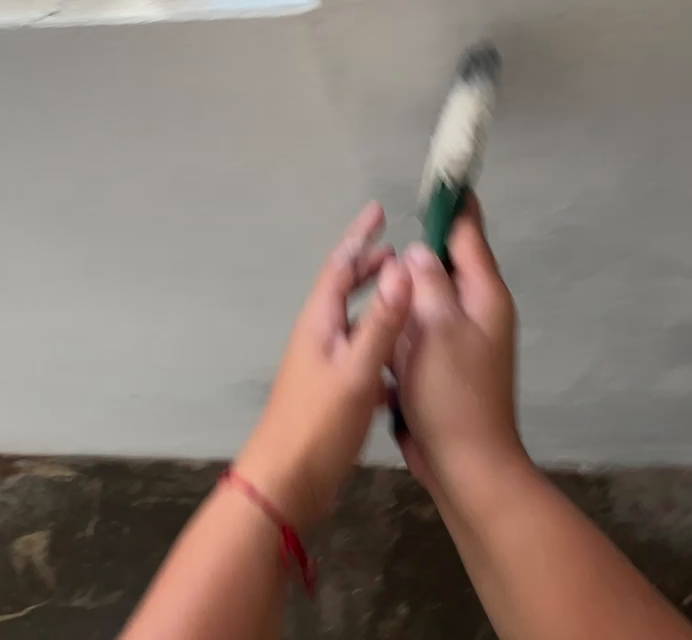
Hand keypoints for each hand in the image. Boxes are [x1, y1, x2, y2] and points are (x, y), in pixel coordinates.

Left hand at [236, 202, 410, 527]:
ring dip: (377, 304)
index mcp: (319, 322)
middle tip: (398, 252)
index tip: (379, 210)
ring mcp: (323, 364)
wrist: (286, 482)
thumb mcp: (357, 370)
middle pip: (343, 289)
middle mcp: (318, 335)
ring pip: (354, 321)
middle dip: (368, 266)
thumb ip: (380, 322)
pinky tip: (403, 358)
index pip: (339, 266)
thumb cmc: (319, 422)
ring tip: (405, 297)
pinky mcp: (332, 391)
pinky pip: (360, 353)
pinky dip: (381, 344)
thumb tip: (401, 269)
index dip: (359, 237)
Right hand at [393, 193, 526, 499]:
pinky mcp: (443, 357)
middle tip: (396, 214)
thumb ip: (428, 281)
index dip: (452, 203)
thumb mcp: (437, 327)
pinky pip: (423, 320)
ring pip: (432, 291)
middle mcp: (477, 308)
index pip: (469, 233)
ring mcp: (460, 334)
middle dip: (426, 239)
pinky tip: (385, 304)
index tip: (440, 174)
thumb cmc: (453, 392)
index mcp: (485, 294)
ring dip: (413, 277)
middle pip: (450, 260)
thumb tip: (420, 250)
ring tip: (385, 254)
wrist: (465, 462)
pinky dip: (407, 309)